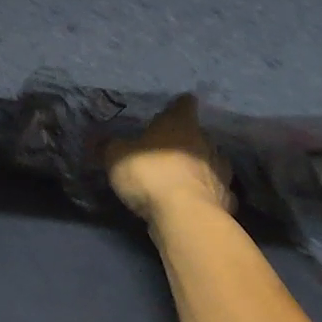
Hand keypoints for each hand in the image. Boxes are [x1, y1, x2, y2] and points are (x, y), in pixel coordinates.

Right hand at [106, 94, 233, 220]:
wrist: (185, 216)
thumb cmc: (151, 174)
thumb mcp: (116, 157)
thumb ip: (108, 146)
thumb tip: (95, 139)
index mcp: (181, 124)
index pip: (185, 104)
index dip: (179, 106)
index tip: (173, 109)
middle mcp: (206, 142)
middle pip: (199, 135)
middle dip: (187, 140)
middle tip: (170, 148)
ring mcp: (220, 172)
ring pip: (212, 162)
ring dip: (201, 167)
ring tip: (185, 176)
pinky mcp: (225, 200)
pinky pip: (217, 192)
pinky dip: (209, 194)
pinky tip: (197, 201)